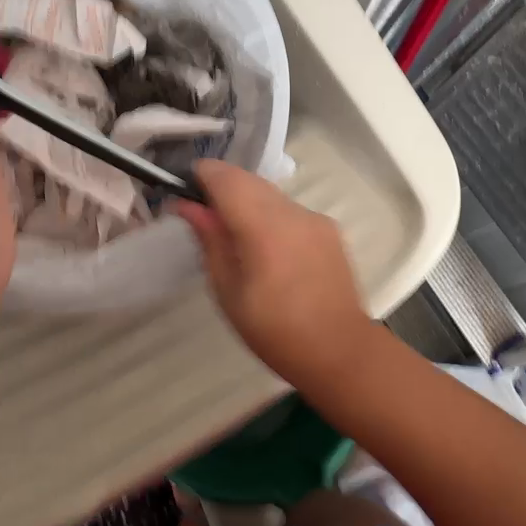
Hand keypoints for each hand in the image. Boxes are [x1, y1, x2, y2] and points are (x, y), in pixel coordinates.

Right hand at [177, 161, 375, 386]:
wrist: (340, 350)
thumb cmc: (274, 330)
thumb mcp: (228, 290)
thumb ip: (210, 240)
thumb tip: (187, 205)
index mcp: (264, 227)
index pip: (227, 178)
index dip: (203, 175)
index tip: (186, 188)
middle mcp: (292, 211)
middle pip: (250, 180)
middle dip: (224, 188)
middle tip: (205, 216)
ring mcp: (315, 217)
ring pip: (272, 194)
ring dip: (249, 202)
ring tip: (236, 238)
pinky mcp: (330, 228)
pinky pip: (291, 211)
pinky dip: (273, 217)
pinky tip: (271, 251)